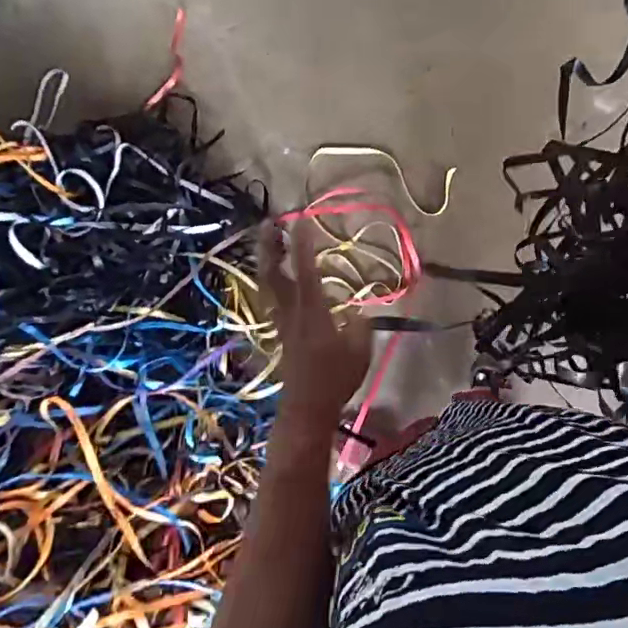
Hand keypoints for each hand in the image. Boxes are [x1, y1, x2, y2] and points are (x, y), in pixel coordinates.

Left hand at [259, 220, 374, 417]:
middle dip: (270, 246)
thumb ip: (359, 325)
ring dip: (267, 259)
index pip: (306, 271)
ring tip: (269, 239)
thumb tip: (356, 309)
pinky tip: (277, 272)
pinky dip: (273, 278)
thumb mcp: (360, 351)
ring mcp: (283, 322)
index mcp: (313, 313)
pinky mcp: (282, 332)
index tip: (302, 220)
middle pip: (274, 274)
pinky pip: (273, 297)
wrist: (307, 407)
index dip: (303, 245)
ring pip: (269, 284)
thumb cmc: (336, 379)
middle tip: (270, 222)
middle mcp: (293, 312)